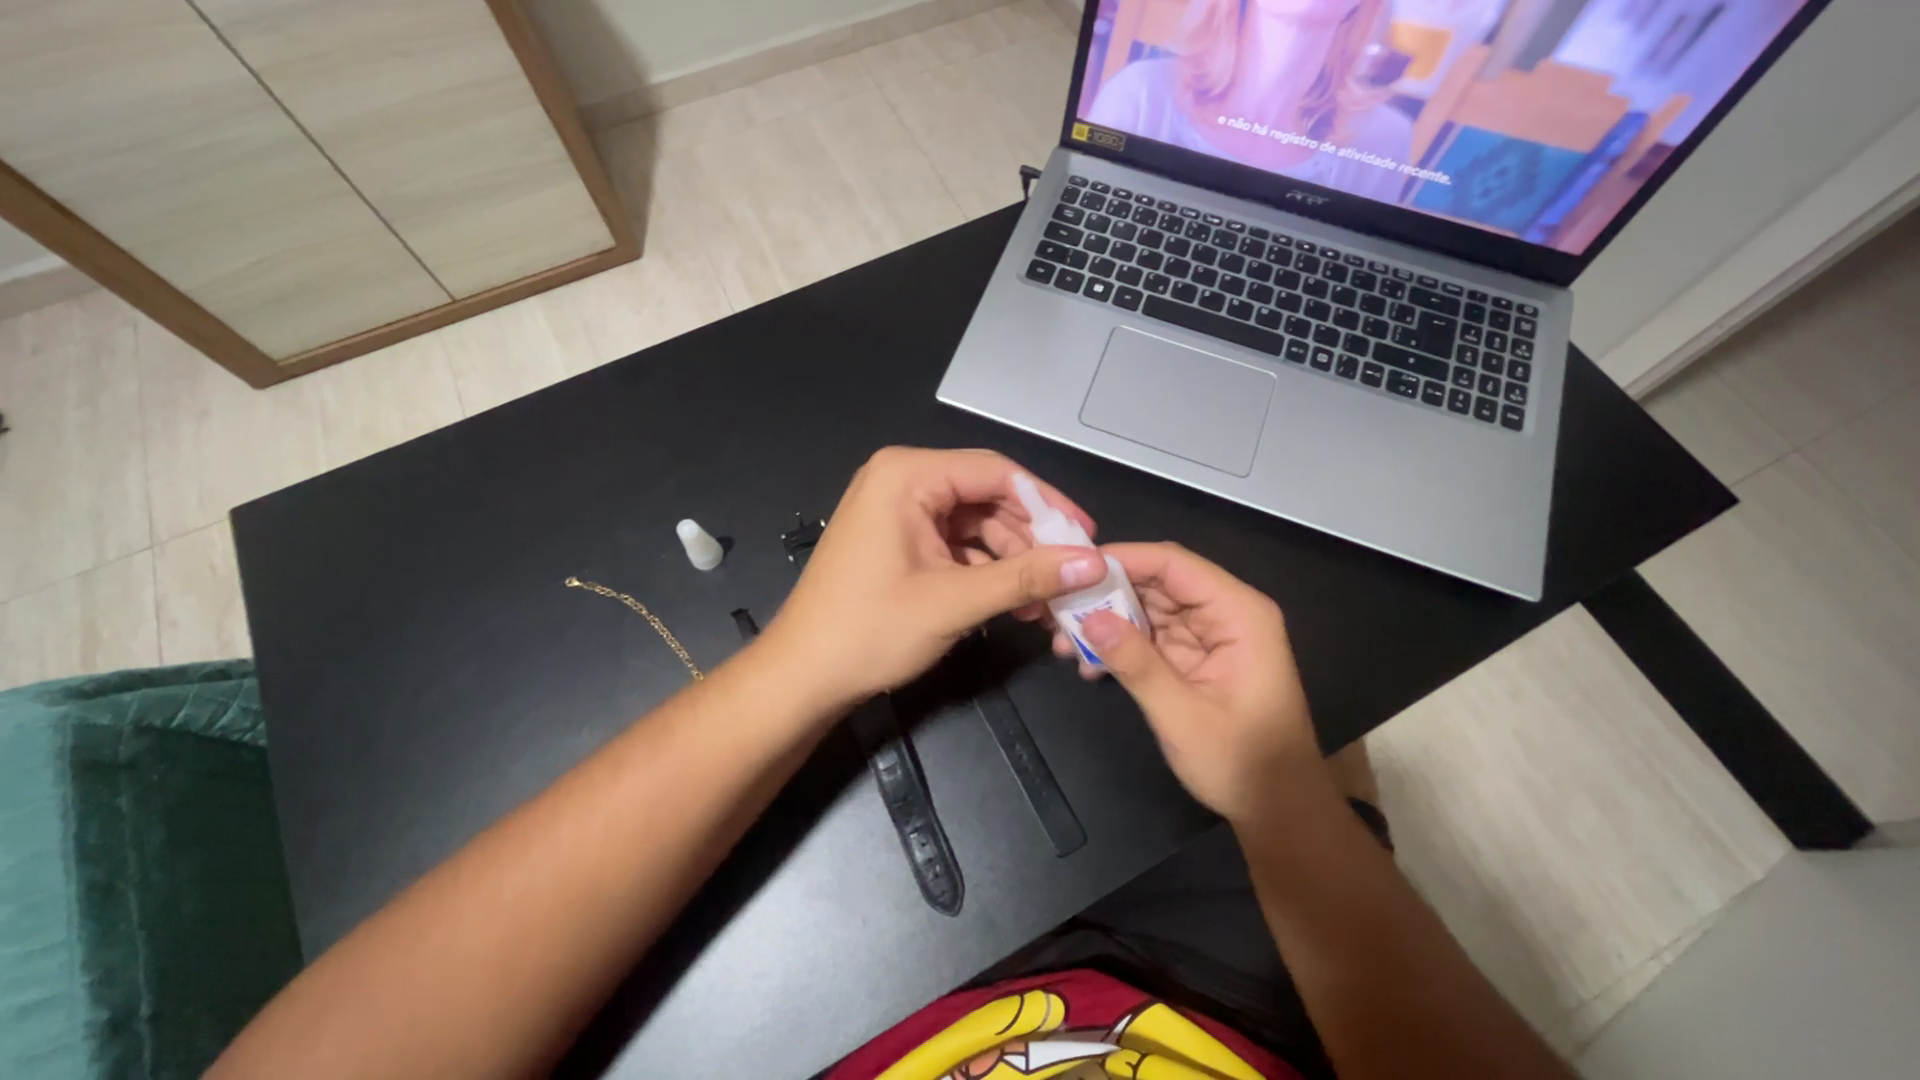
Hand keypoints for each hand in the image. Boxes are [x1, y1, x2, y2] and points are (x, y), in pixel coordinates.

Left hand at [764, 447, 1106, 710]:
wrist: (803, 676)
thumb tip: (1093, 563)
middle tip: (1072, 574)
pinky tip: (1015, 603)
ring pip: (976, 524)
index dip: (1048, 505)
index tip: (1087, 538)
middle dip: (1031, 539)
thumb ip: (1026, 578)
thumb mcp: (955, 602)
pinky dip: (986, 570)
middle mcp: (902, 480)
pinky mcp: (899, 540)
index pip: (996, 473)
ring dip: (1012, 560)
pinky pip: (956, 544)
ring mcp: (898, 511)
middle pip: (988, 496)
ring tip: (1047, 601)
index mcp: (907, 475)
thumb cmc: (869, 631)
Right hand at [1065, 543, 1320, 822]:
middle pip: (1157, 581)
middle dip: (1106, 593)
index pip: (1174, 565)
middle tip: (1056, 611)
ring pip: (1148, 607)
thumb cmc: (1242, 763)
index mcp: (1238, 613)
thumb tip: (1088, 618)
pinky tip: (1088, 664)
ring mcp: (1210, 635)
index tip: (1071, 570)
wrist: (1279, 809)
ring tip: (1063, 643)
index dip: (1122, 559)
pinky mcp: (1196, 657)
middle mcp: (1225, 613)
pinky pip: (1151, 635)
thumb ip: (1137, 663)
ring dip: (1107, 620)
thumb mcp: (1183, 716)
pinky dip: (1120, 644)